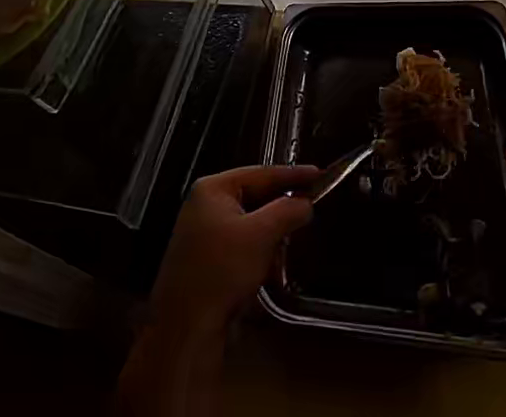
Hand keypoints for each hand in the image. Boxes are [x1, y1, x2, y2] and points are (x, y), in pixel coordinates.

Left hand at [147, 165, 318, 333]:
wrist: (186, 331)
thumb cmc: (221, 271)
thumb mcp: (262, 233)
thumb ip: (289, 209)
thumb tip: (306, 203)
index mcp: (212, 189)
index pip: (262, 173)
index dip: (294, 175)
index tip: (319, 174)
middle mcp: (204, 206)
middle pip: (256, 196)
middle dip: (283, 206)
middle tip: (312, 204)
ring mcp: (203, 234)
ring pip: (251, 222)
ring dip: (272, 232)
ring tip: (294, 237)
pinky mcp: (207, 260)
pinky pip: (242, 244)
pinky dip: (260, 250)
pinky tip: (273, 266)